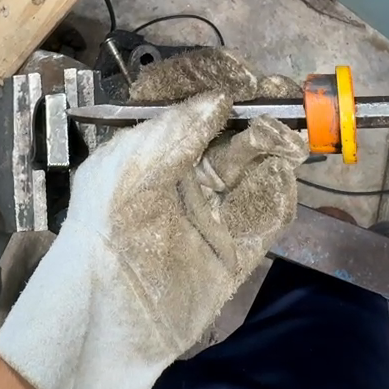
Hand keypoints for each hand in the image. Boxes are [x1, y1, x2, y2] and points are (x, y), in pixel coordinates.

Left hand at [0, 51, 308, 388]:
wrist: (103, 312)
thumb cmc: (105, 222)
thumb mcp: (130, 161)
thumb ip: (176, 127)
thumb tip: (219, 99)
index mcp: (152, 146)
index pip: (192, 102)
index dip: (218, 84)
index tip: (242, 75)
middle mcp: (184, 171)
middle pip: (231, 130)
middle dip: (257, 109)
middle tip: (283, 95)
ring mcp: (211, 209)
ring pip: (253, 166)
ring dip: (272, 145)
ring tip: (284, 133)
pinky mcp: (233, 247)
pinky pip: (264, 212)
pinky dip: (276, 190)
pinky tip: (280, 173)